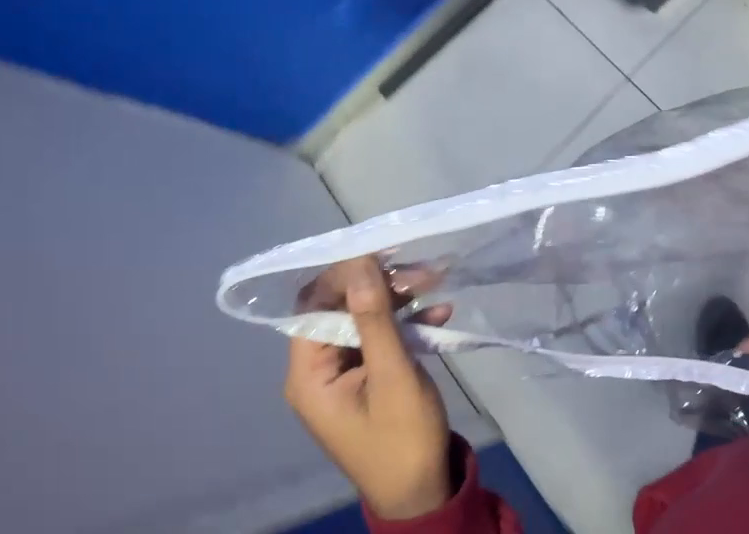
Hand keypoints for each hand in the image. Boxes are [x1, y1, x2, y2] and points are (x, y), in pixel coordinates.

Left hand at [284, 257, 455, 519]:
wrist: (423, 493)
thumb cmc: (401, 439)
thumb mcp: (392, 375)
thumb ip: (375, 319)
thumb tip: (361, 265)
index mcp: (309, 374)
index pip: (313, 306)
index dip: (344, 276)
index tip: (382, 255)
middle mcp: (318, 370)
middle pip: (340, 308)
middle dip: (379, 285)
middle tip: (420, 269)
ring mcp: (343, 374)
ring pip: (365, 319)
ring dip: (399, 300)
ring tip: (435, 281)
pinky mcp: (368, 377)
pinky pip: (381, 338)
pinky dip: (408, 324)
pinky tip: (440, 311)